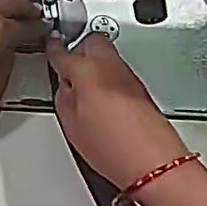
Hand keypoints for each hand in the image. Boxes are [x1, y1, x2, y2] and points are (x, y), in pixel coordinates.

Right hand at [46, 34, 189, 187]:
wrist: (155, 165)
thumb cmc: (117, 149)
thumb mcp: (71, 125)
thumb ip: (63, 97)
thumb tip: (65, 87)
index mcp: (87, 71)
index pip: (62, 52)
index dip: (53, 49)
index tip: (51, 47)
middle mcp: (110, 67)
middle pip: (91, 40)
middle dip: (78, 47)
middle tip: (69, 63)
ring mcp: (129, 76)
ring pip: (107, 53)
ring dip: (95, 62)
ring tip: (85, 85)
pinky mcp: (141, 87)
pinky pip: (119, 70)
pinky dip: (108, 76)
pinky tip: (102, 96)